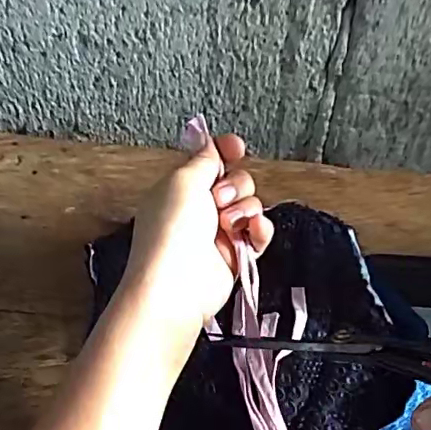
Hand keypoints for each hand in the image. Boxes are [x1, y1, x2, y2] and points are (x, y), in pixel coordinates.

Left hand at [120, 115, 276, 331]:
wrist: (176, 286)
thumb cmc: (171, 234)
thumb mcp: (183, 180)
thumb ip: (203, 159)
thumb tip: (209, 143)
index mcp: (180, 189)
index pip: (208, 162)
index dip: (224, 152)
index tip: (235, 148)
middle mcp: (198, 211)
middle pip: (235, 181)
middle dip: (235, 185)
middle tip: (220, 200)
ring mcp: (217, 234)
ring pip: (250, 207)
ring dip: (246, 209)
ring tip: (229, 224)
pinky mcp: (235, 256)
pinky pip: (259, 234)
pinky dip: (260, 230)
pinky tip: (252, 232)